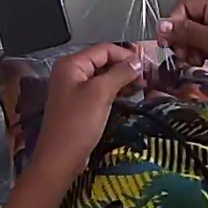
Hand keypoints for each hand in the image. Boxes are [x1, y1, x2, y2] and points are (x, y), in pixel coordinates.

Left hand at [28, 44, 144, 177]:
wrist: (60, 158)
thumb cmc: (78, 122)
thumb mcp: (101, 93)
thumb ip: (120, 73)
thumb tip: (137, 61)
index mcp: (71, 64)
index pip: (103, 49)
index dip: (126, 55)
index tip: (147, 66)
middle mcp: (70, 72)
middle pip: (102, 61)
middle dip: (125, 67)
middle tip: (147, 78)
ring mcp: (73, 89)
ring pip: (102, 77)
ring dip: (121, 80)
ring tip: (141, 87)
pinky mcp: (78, 104)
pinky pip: (98, 90)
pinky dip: (113, 91)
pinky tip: (128, 97)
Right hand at [157, 0, 207, 107]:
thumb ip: (188, 32)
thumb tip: (160, 25)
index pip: (186, 7)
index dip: (174, 24)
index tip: (168, 45)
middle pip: (188, 21)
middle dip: (183, 38)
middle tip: (185, 57)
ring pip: (194, 36)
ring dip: (190, 49)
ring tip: (196, 62)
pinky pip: (204, 47)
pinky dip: (199, 55)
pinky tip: (202, 64)